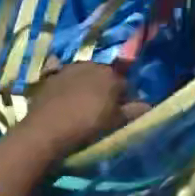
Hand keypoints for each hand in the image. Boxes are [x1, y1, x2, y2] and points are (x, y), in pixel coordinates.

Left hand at [13, 61, 143, 156]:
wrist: (46, 131)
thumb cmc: (87, 127)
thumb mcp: (115, 122)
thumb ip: (133, 112)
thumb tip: (147, 106)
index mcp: (110, 74)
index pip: (124, 84)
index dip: (124, 99)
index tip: (119, 113)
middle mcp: (89, 65)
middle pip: (102, 76)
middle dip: (104, 89)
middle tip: (100, 110)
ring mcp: (66, 69)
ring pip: (82, 76)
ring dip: (84, 86)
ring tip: (80, 107)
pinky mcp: (48, 78)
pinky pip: (61, 78)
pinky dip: (64, 85)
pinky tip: (61, 96)